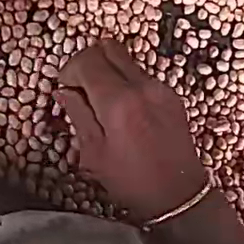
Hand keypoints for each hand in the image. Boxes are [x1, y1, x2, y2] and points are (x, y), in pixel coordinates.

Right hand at [54, 40, 208, 221]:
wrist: (178, 195)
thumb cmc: (133, 182)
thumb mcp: (94, 154)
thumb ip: (78, 115)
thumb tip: (64, 91)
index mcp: (118, 102)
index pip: (87, 60)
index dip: (69, 70)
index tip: (66, 89)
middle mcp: (142, 87)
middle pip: (108, 48)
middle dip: (88, 62)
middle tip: (81, 88)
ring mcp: (161, 89)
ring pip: (126, 60)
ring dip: (108, 72)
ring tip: (102, 105)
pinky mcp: (172, 96)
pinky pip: (142, 76)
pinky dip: (127, 84)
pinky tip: (124, 113)